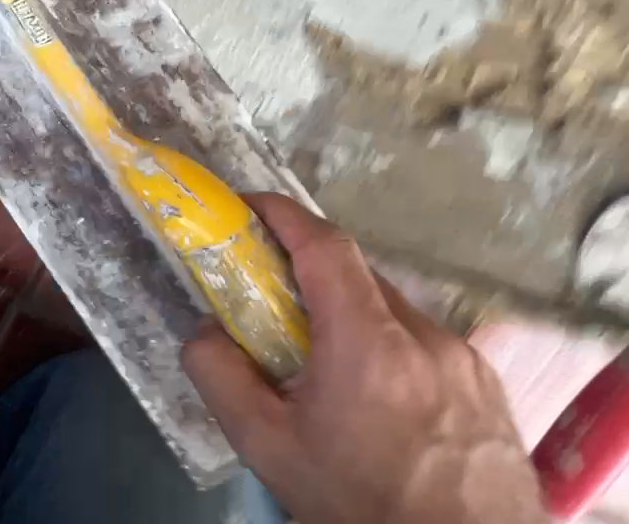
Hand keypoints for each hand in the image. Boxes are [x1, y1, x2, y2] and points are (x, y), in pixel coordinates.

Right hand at [183, 193, 546, 523]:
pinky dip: (379, 337)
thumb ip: (215, 370)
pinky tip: (364, 384)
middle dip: (301, 266)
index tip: (243, 205)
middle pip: (355, 273)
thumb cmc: (356, 500)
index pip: (325, 246)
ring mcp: (468, 364)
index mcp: (369, 346)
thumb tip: (207, 327)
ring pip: (389, 306)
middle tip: (259, 289)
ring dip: (341, 306)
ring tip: (311, 348)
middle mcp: (428, 341)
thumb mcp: (261, 442)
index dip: (281, 212)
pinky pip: (421, 338)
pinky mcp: (491, 390)